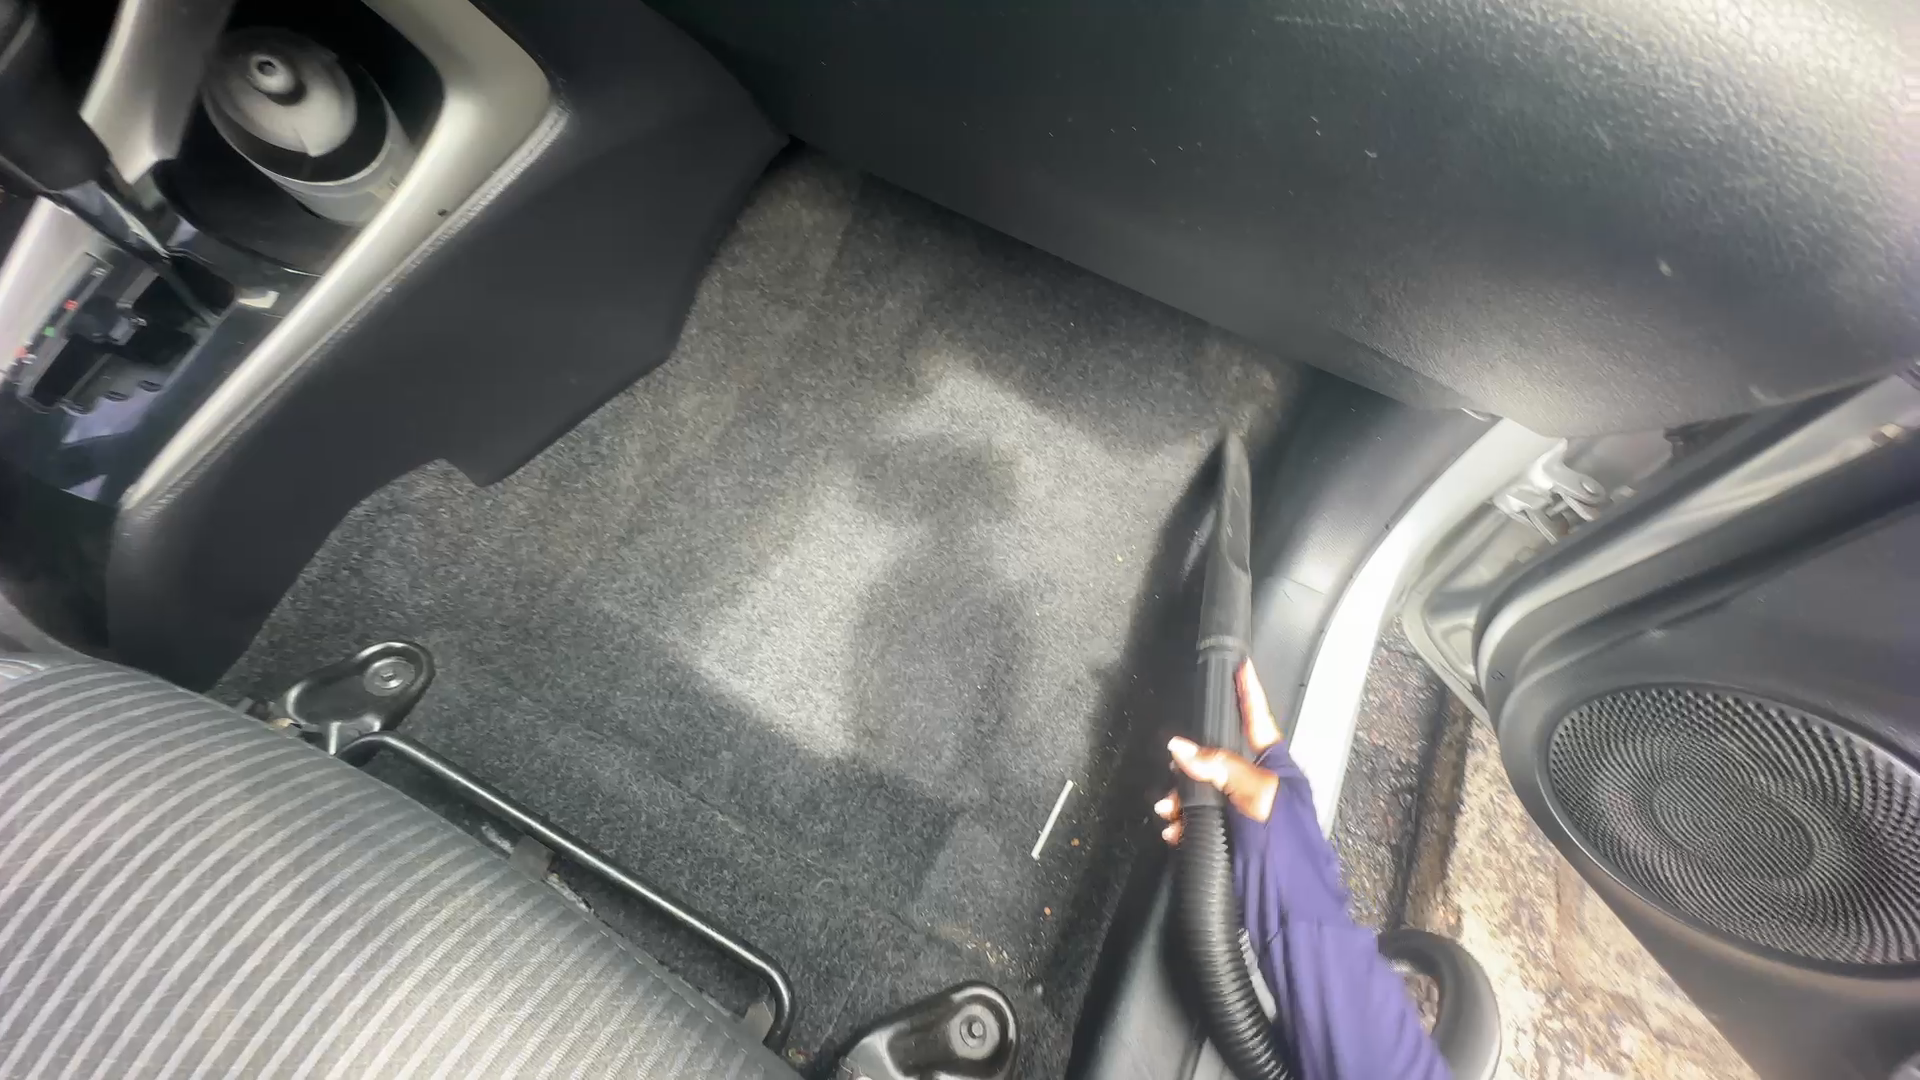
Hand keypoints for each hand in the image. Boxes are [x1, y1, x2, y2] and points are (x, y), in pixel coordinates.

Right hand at [1154, 660, 1281, 842]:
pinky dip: (1183, 823)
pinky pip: (1197, 818)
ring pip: (1201, 788)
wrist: (1288, 904)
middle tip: (1173, 767)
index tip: (1240, 664)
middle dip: (1189, 763)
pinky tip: (1176, 831)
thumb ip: (1218, 765)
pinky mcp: (1228, 833)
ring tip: (1170, 812)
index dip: (1247, 691)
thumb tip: (1179, 746)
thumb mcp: (1255, 793)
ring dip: (1181, 799)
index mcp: (1273, 764)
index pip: (1257, 717)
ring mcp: (1242, 808)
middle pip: (1216, 756)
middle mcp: (1257, 781)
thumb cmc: (1285, 842)